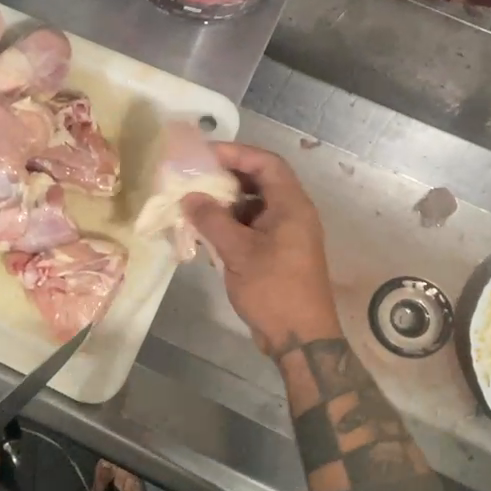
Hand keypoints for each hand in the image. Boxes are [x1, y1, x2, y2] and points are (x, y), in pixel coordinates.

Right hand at [183, 143, 339, 358]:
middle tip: (192, 176)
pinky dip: (228, 224)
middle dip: (225, 177)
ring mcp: (285, 234)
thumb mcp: (238, 252)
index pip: (266, 163)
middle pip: (259, 181)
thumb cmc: (274, 289)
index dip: (236, 153)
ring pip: (252, 205)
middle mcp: (292, 214)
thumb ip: (212, 220)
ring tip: (193, 203)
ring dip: (224, 202)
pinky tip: (204, 231)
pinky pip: (250, 227)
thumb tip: (190, 198)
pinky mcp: (276, 253)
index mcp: (292, 206)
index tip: (203, 154)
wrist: (300, 336)